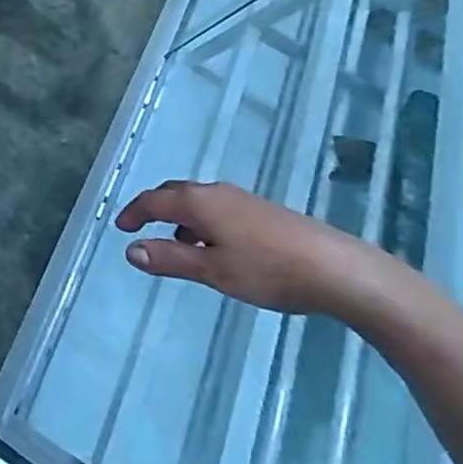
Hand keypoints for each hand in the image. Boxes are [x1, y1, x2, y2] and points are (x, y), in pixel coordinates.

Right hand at [115, 180, 396, 316]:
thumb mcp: (212, 271)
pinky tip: (217, 247)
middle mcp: (216, 192)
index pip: (153, 201)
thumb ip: (169, 259)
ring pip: (198, 201)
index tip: (120, 228)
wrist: (341, 270)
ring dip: (180, 217)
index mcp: (197, 202)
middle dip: (154, 208)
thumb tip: (131, 250)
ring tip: (177, 244)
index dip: (133, 213)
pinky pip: (218, 208)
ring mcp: (243, 199)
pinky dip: (203, 221)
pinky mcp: (264, 211)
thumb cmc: (269, 270)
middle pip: (174, 193)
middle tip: (141, 228)